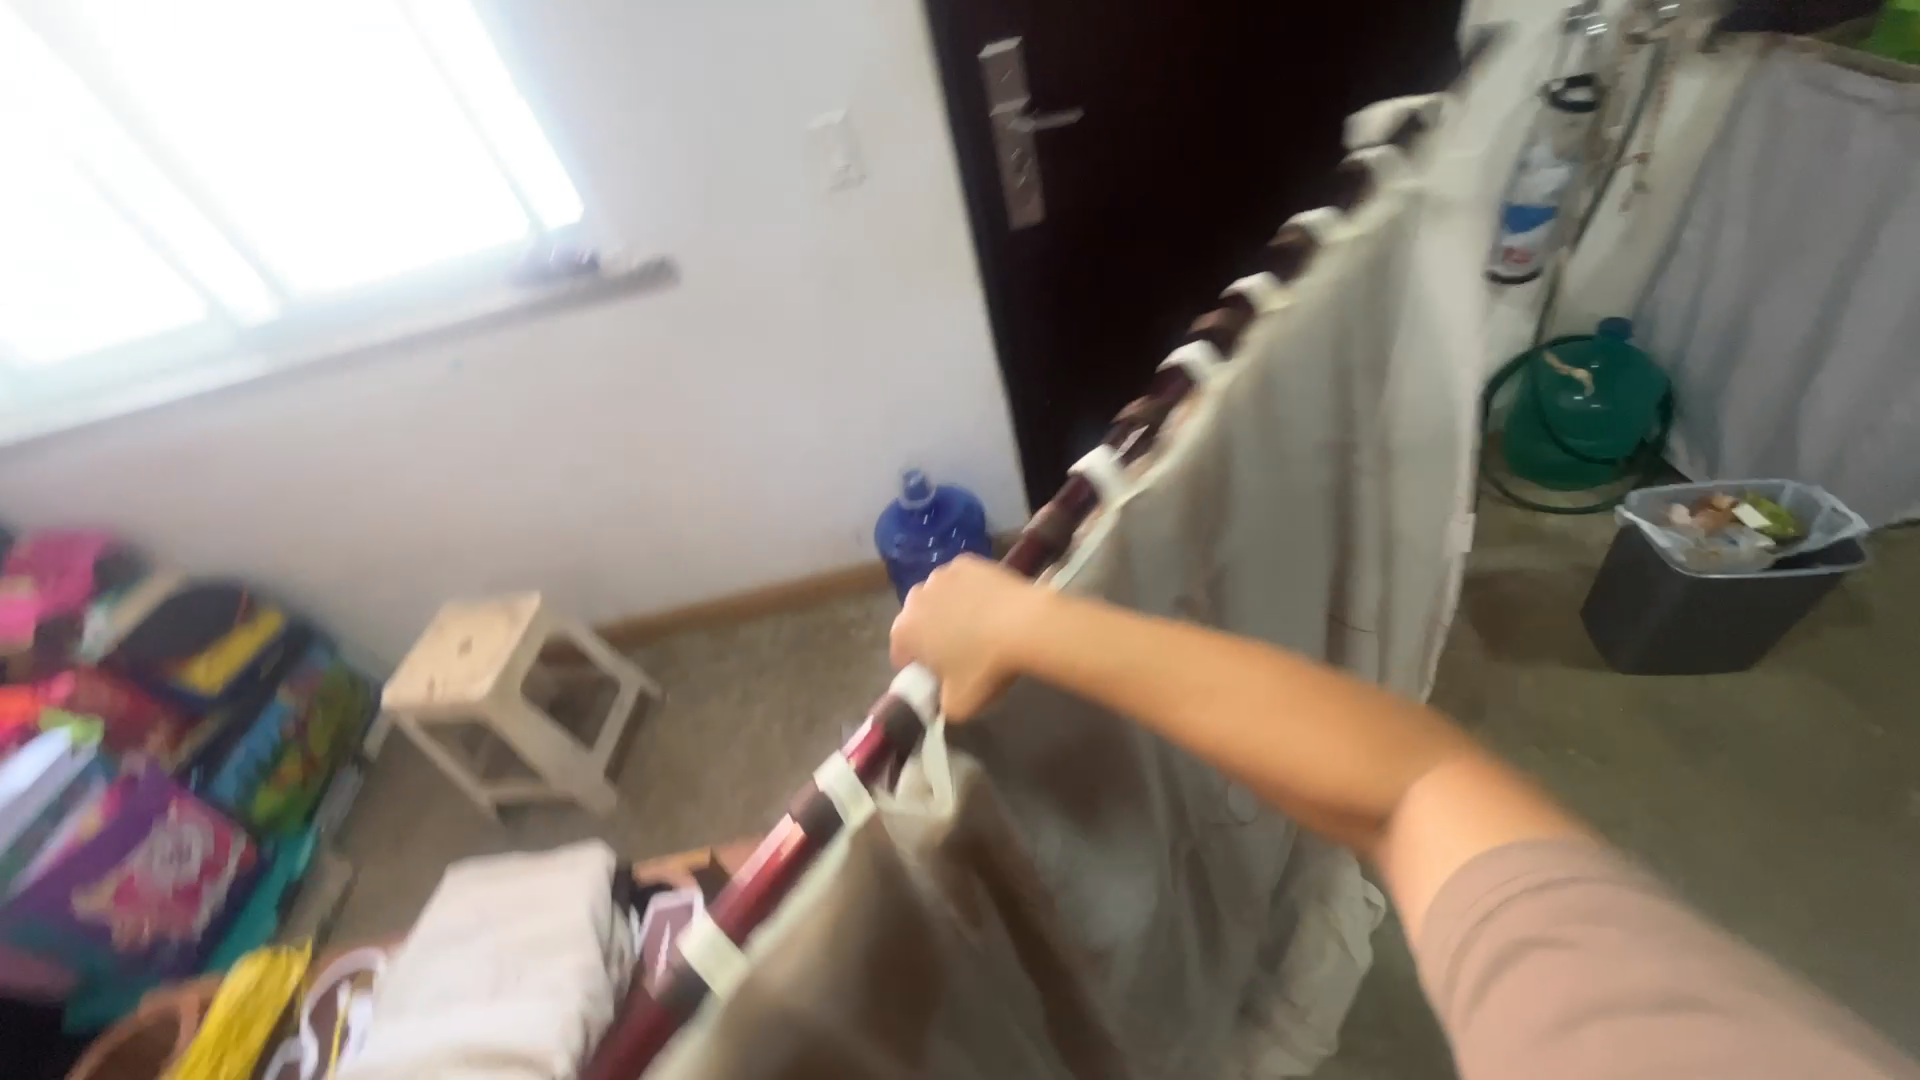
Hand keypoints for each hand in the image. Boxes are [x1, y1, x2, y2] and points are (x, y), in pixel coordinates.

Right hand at [890, 555, 1048, 720]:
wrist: (1026, 625)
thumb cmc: (986, 667)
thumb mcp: (959, 705)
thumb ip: (940, 706)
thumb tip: (941, 699)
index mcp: (904, 631)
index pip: (901, 652)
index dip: (919, 666)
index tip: (939, 675)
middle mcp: (915, 597)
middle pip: (918, 620)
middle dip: (931, 634)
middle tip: (960, 652)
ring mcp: (942, 574)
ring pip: (938, 596)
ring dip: (949, 609)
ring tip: (978, 625)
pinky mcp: (968, 561)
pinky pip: (962, 581)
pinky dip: (970, 590)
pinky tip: (990, 604)